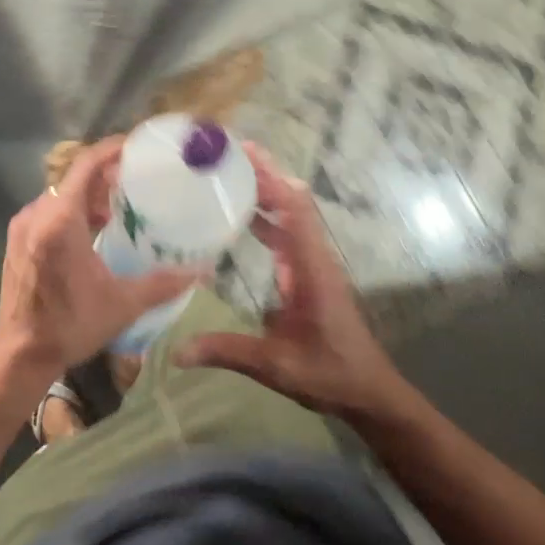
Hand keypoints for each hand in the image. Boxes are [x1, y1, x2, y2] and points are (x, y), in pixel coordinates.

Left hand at [0, 136, 198, 380]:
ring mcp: (22, 228)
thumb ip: (163, 283)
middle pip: (73, 179)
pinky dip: (71, 212)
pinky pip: (48, 212)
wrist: (19, 355)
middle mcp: (37, 215)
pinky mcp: (17, 242)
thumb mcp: (122, 304)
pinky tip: (92, 231)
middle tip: (135, 182)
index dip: (111, 150)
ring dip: (87, 196)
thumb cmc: (70, 325)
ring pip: (59, 196)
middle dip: (104, 176)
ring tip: (117, 208)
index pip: (86, 165)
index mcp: (60, 220)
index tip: (136, 146)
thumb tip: (203, 270)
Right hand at [176, 144, 407, 418]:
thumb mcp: (275, 366)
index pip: (295, 209)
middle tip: (227, 154)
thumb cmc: (328, 374)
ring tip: (231, 174)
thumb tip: (177, 352)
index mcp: (311, 268)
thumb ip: (227, 352)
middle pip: (293, 203)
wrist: (367, 392)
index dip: (272, 178)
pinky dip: (268, 218)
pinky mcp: (309, 275)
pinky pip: (288, 234)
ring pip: (291, 216)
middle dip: (264, 175)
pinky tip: (243, 215)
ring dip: (267, 193)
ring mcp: (313, 264)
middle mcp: (314, 257)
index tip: (245, 153)